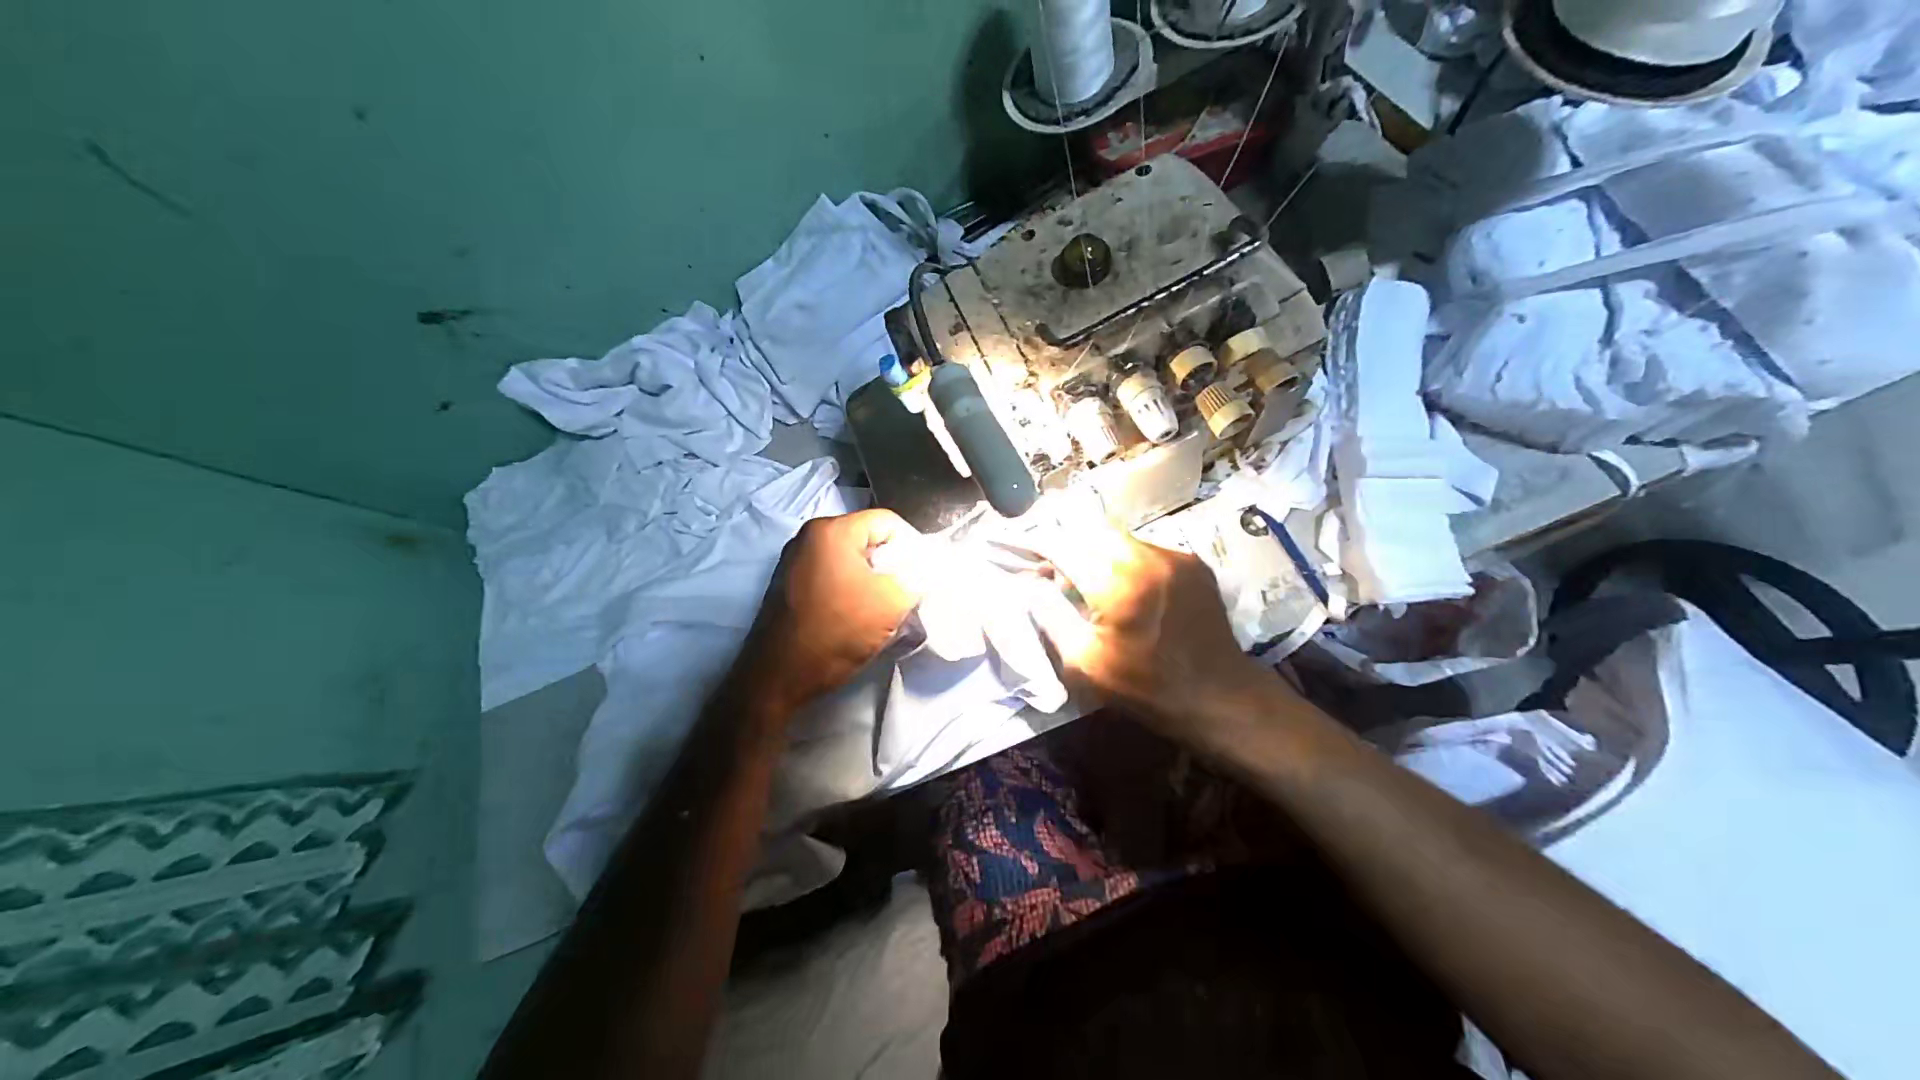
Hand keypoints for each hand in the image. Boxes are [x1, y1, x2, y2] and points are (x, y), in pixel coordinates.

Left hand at [740, 509, 922, 713]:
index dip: (912, 546)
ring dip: (870, 582)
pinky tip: (855, 619)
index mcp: (831, 530)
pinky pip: (830, 577)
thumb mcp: (893, 603)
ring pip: (849, 561)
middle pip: (867, 540)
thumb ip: (915, 579)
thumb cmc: (837, 631)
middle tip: (905, 595)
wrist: (779, 676)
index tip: (921, 577)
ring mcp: (793, 561)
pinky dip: (848, 592)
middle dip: (891, 566)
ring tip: (882, 611)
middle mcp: (807, 537)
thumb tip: (920, 574)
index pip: (887, 522)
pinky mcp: (787, 586)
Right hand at [1031, 521, 1275, 742]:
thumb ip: (1051, 617)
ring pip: (1116, 536)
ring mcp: (1174, 555)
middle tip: (1047, 569)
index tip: (1012, 546)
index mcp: (1117, 583)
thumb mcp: (1083, 664)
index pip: (1061, 545)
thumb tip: (1032, 585)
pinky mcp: (1192, 562)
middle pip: (1088, 530)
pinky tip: (1121, 588)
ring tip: (1083, 581)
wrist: (1219, 697)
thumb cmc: (1145, 689)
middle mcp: (1147, 557)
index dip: (1032, 543)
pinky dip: (1122, 559)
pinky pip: (1143, 548)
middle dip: (1062, 544)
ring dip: (1092, 550)